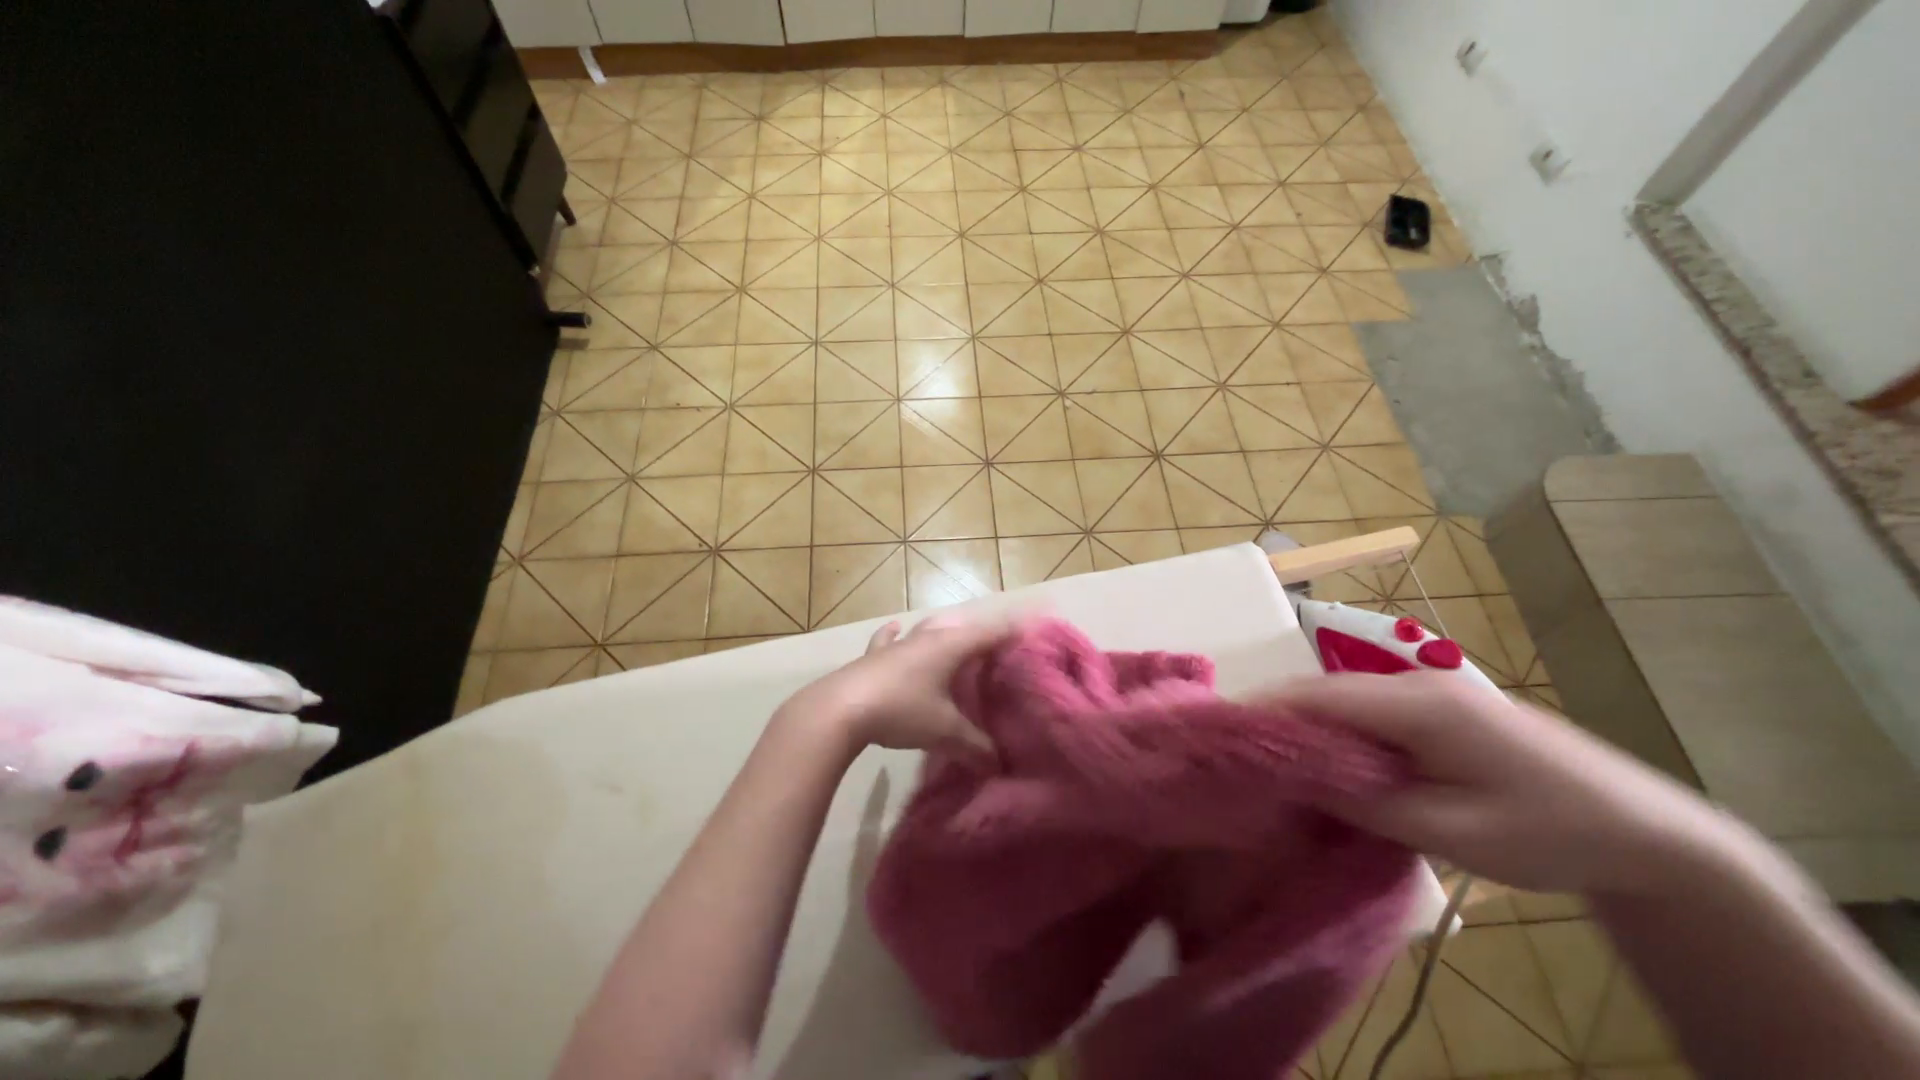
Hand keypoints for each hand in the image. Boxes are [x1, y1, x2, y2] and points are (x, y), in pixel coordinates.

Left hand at [775, 615, 1013, 763]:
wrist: (838, 710)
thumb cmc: (901, 710)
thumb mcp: (945, 732)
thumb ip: (976, 747)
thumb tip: (999, 764)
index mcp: (950, 646)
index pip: (992, 631)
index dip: (1015, 631)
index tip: (1037, 633)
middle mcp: (925, 637)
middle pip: (961, 627)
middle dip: (982, 636)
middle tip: (1000, 652)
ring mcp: (896, 645)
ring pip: (927, 630)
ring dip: (944, 634)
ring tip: (957, 641)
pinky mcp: (872, 657)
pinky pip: (890, 640)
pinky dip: (897, 636)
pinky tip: (895, 628)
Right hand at [1271, 672, 1750, 897]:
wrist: (1649, 835)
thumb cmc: (1548, 832)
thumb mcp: (1449, 828)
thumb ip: (1365, 800)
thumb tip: (1293, 778)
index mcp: (1419, 704)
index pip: (1318, 694)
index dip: (1263, 711)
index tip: (1216, 736)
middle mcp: (1421, 685)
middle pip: (1328, 693)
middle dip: (1278, 721)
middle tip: (1235, 758)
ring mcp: (1438, 697)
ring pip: (1350, 705)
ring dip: (1309, 731)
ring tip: (1268, 766)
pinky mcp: (1450, 716)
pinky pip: (1375, 718)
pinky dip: (1342, 738)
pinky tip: (1328, 769)